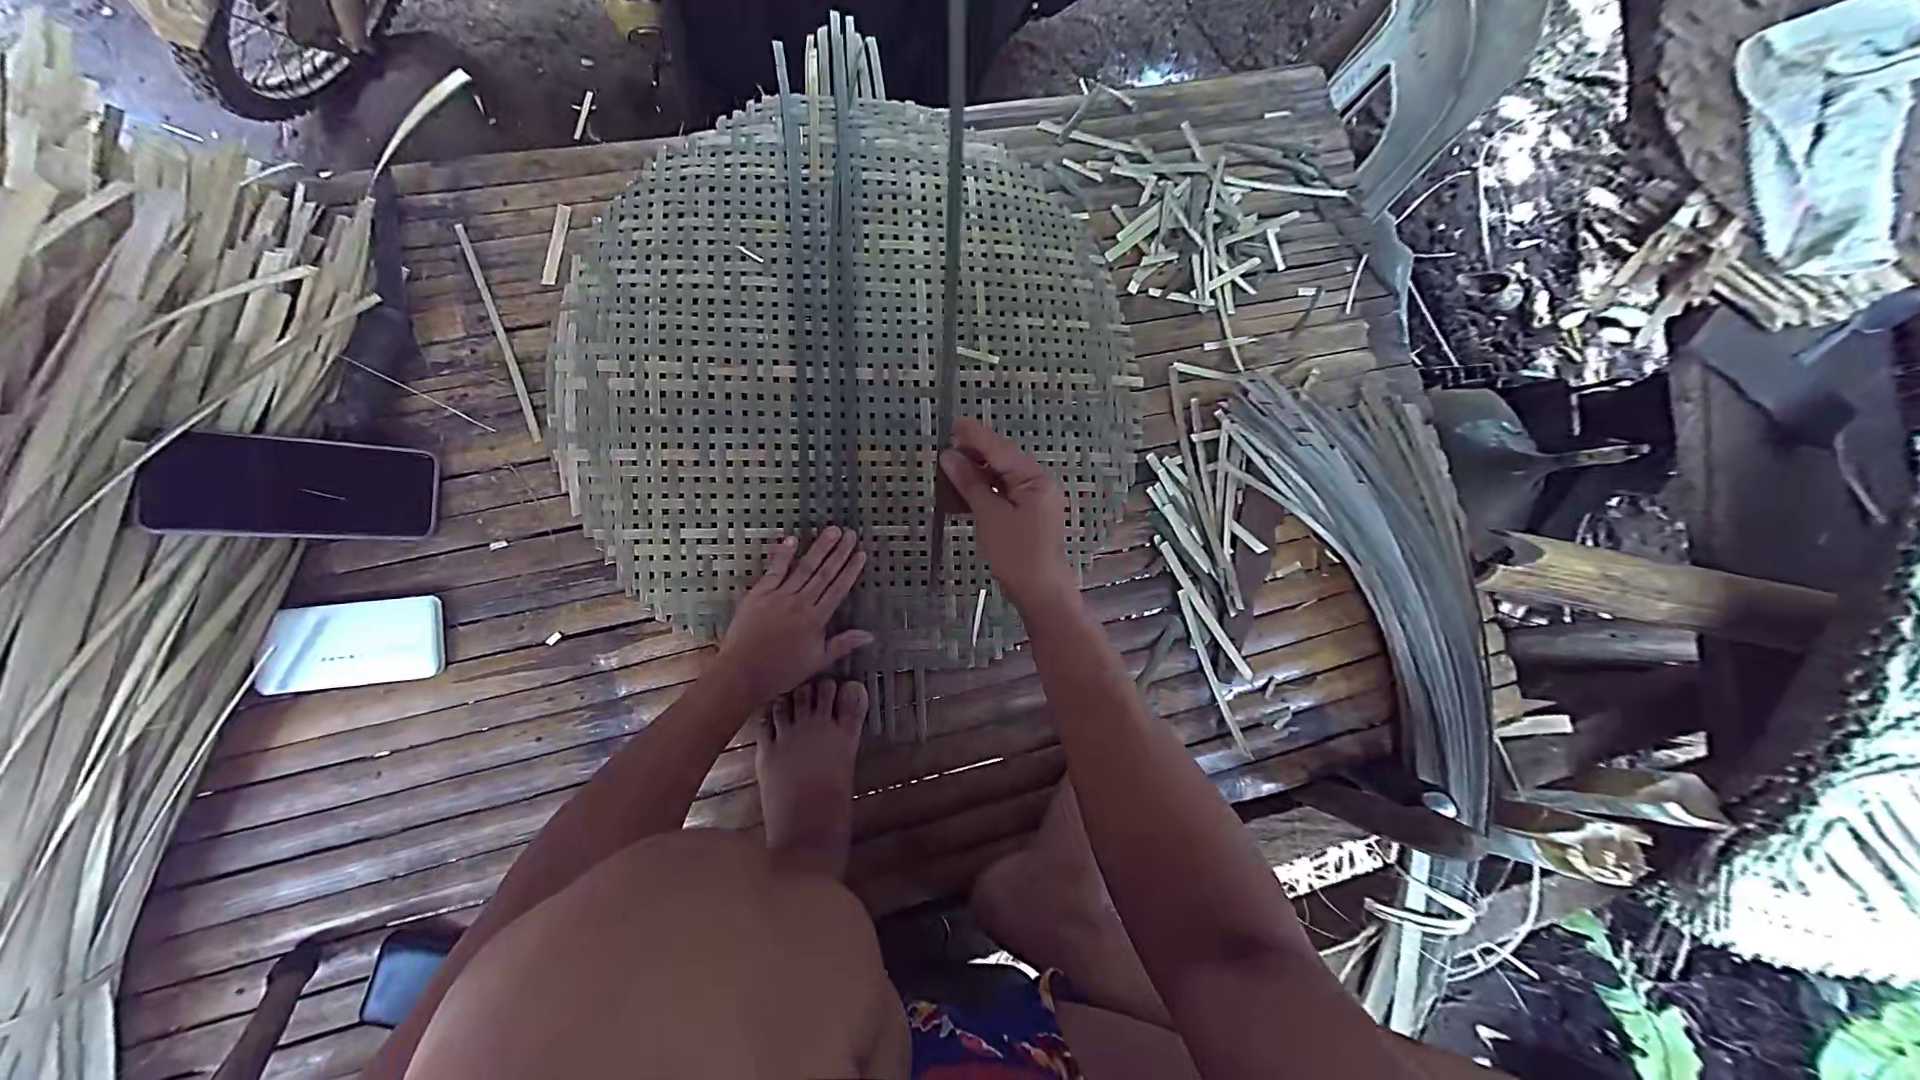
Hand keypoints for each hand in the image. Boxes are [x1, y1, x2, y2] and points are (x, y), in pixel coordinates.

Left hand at [714, 526, 873, 704]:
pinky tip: (792, 540)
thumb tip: (869, 635)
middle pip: (824, 573)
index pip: (838, 588)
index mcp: (816, 619)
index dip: (851, 570)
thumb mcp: (817, 661)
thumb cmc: (781, 672)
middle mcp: (800, 603)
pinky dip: (783, 554)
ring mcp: (778, 596)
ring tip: (832, 531)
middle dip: (839, 552)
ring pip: (804, 567)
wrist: (742, 674)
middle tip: (850, 534)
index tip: (860, 554)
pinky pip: (774, 570)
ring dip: (819, 548)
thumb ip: (843, 644)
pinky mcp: (759, 594)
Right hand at [939, 417, 1078, 611]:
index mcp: (1033, 479)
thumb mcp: (989, 515)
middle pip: (1002, 460)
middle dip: (975, 453)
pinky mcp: (1027, 516)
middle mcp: (1037, 484)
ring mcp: (1034, 500)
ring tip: (950, 469)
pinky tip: (963, 494)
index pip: (1000, 449)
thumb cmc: (1016, 553)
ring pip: (1001, 478)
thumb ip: (970, 483)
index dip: (975, 436)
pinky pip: (1003, 494)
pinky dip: (983, 491)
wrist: (1040, 591)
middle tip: (946, 448)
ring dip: (976, 473)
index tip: (953, 424)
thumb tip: (949, 456)